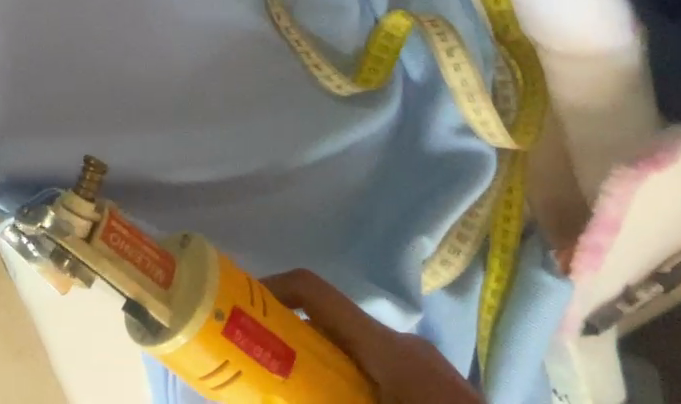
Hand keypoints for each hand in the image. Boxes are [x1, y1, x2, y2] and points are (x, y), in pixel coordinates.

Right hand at [263, 270, 482, 403]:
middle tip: (260, 370)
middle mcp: (405, 348)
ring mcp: (429, 372)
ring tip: (299, 395)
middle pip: (330, 327)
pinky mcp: (443, 397)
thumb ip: (319, 397)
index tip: (237, 311)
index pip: (314, 291)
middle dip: (290, 344)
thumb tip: (258, 398)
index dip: (269, 289)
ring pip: (358, 358)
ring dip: (323, 373)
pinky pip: (383, 381)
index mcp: (386, 349)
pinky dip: (354, 389)